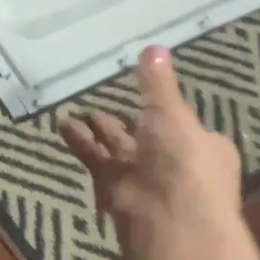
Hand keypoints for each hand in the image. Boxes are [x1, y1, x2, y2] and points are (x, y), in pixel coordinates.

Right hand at [59, 45, 241, 225]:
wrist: (165, 212)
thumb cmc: (180, 159)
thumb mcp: (170, 113)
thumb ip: (157, 83)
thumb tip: (155, 46)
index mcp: (200, 145)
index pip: (183, 123)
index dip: (165, 110)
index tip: (142, 93)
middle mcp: (174, 160)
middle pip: (145, 133)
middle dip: (122, 118)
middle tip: (97, 95)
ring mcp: (142, 172)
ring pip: (115, 144)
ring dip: (95, 127)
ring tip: (71, 105)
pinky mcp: (113, 181)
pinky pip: (91, 154)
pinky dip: (75, 139)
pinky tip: (59, 122)